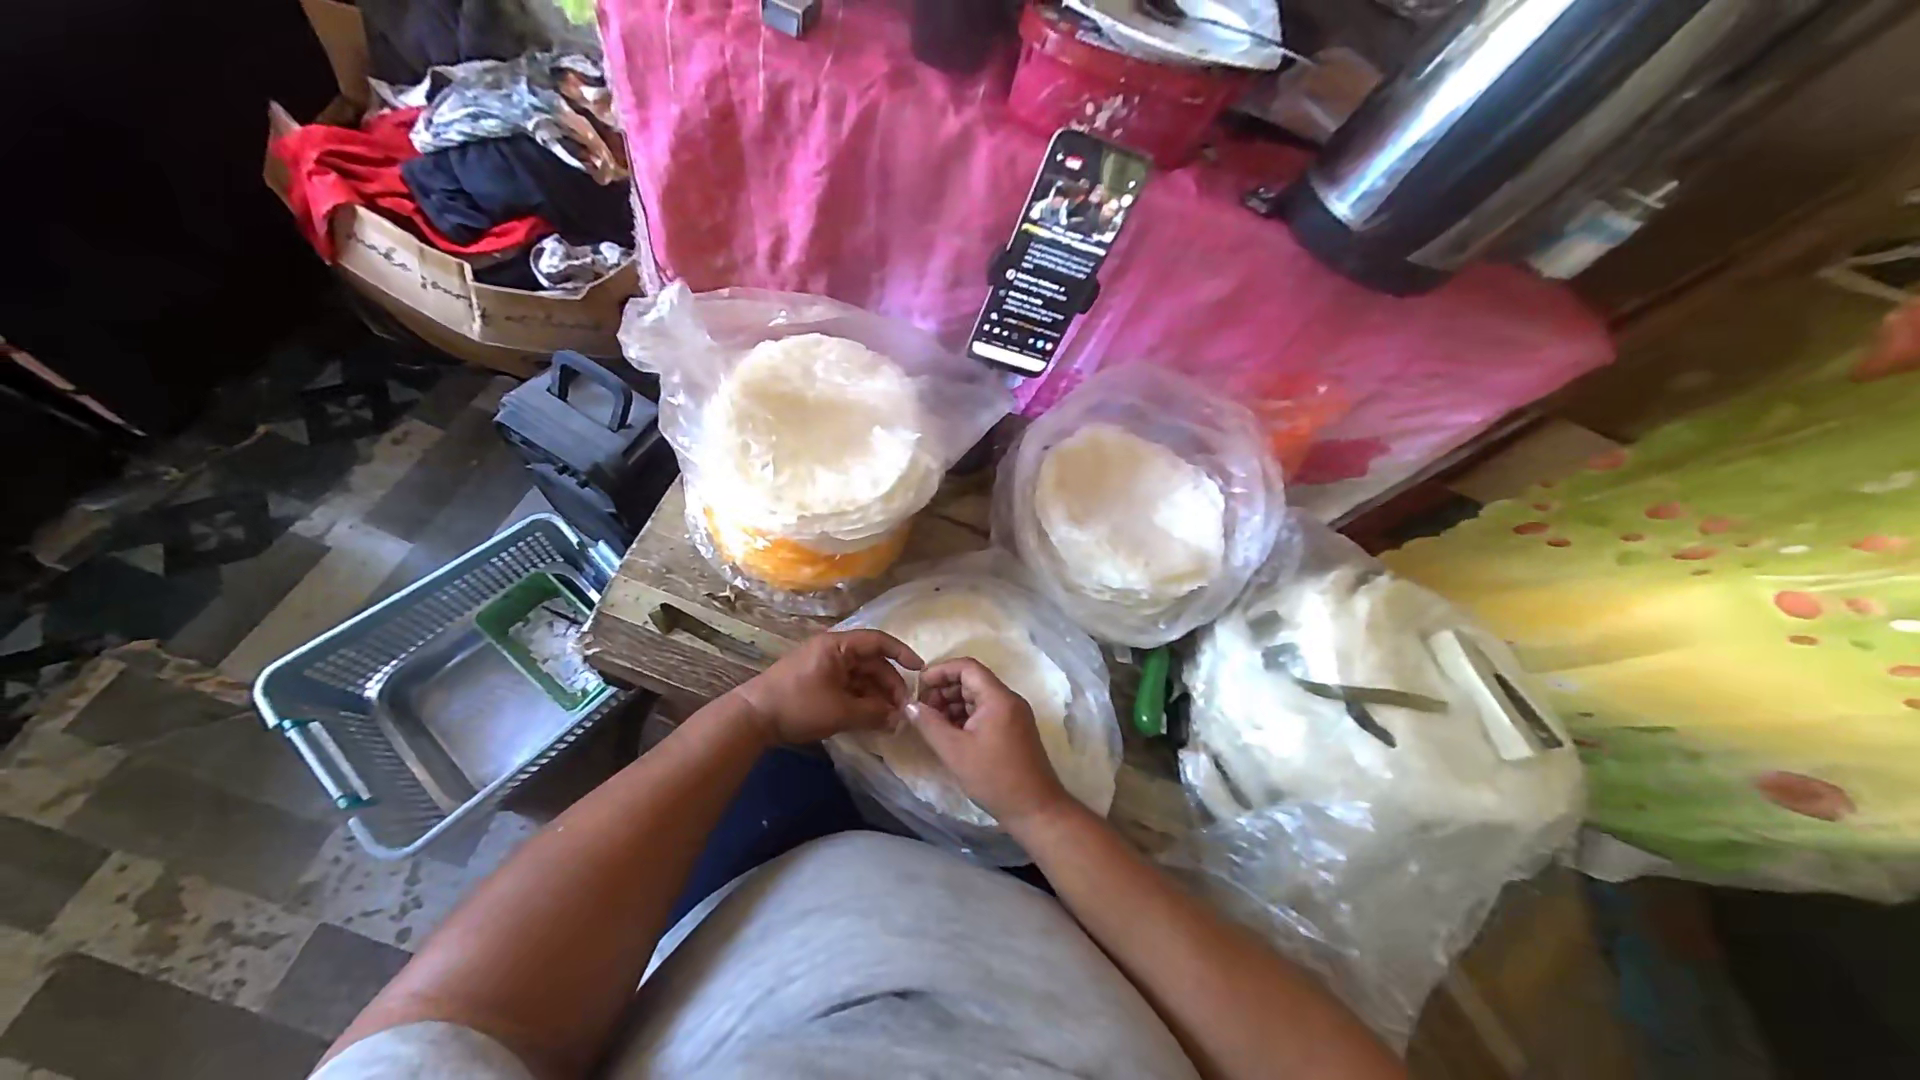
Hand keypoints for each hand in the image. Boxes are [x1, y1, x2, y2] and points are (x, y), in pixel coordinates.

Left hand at [731, 629, 922, 744]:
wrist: (753, 718)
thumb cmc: (799, 705)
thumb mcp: (841, 711)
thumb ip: (874, 714)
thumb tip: (899, 719)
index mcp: (838, 646)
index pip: (879, 642)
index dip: (902, 654)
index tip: (920, 671)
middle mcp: (833, 651)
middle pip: (872, 663)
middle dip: (890, 685)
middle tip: (903, 710)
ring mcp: (824, 667)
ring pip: (861, 677)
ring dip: (877, 696)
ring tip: (890, 719)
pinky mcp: (818, 683)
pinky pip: (849, 687)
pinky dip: (862, 700)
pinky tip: (872, 719)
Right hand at [906, 657, 1074, 829]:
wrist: (1035, 809)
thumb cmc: (994, 778)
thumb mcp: (955, 751)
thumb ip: (929, 724)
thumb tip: (909, 704)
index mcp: (998, 698)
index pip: (967, 667)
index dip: (940, 671)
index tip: (919, 686)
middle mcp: (1009, 700)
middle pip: (972, 680)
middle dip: (944, 690)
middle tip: (923, 709)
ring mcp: (1014, 715)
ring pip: (978, 697)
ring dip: (953, 704)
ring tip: (932, 723)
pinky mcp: (1014, 730)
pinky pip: (986, 712)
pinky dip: (966, 716)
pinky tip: (950, 733)